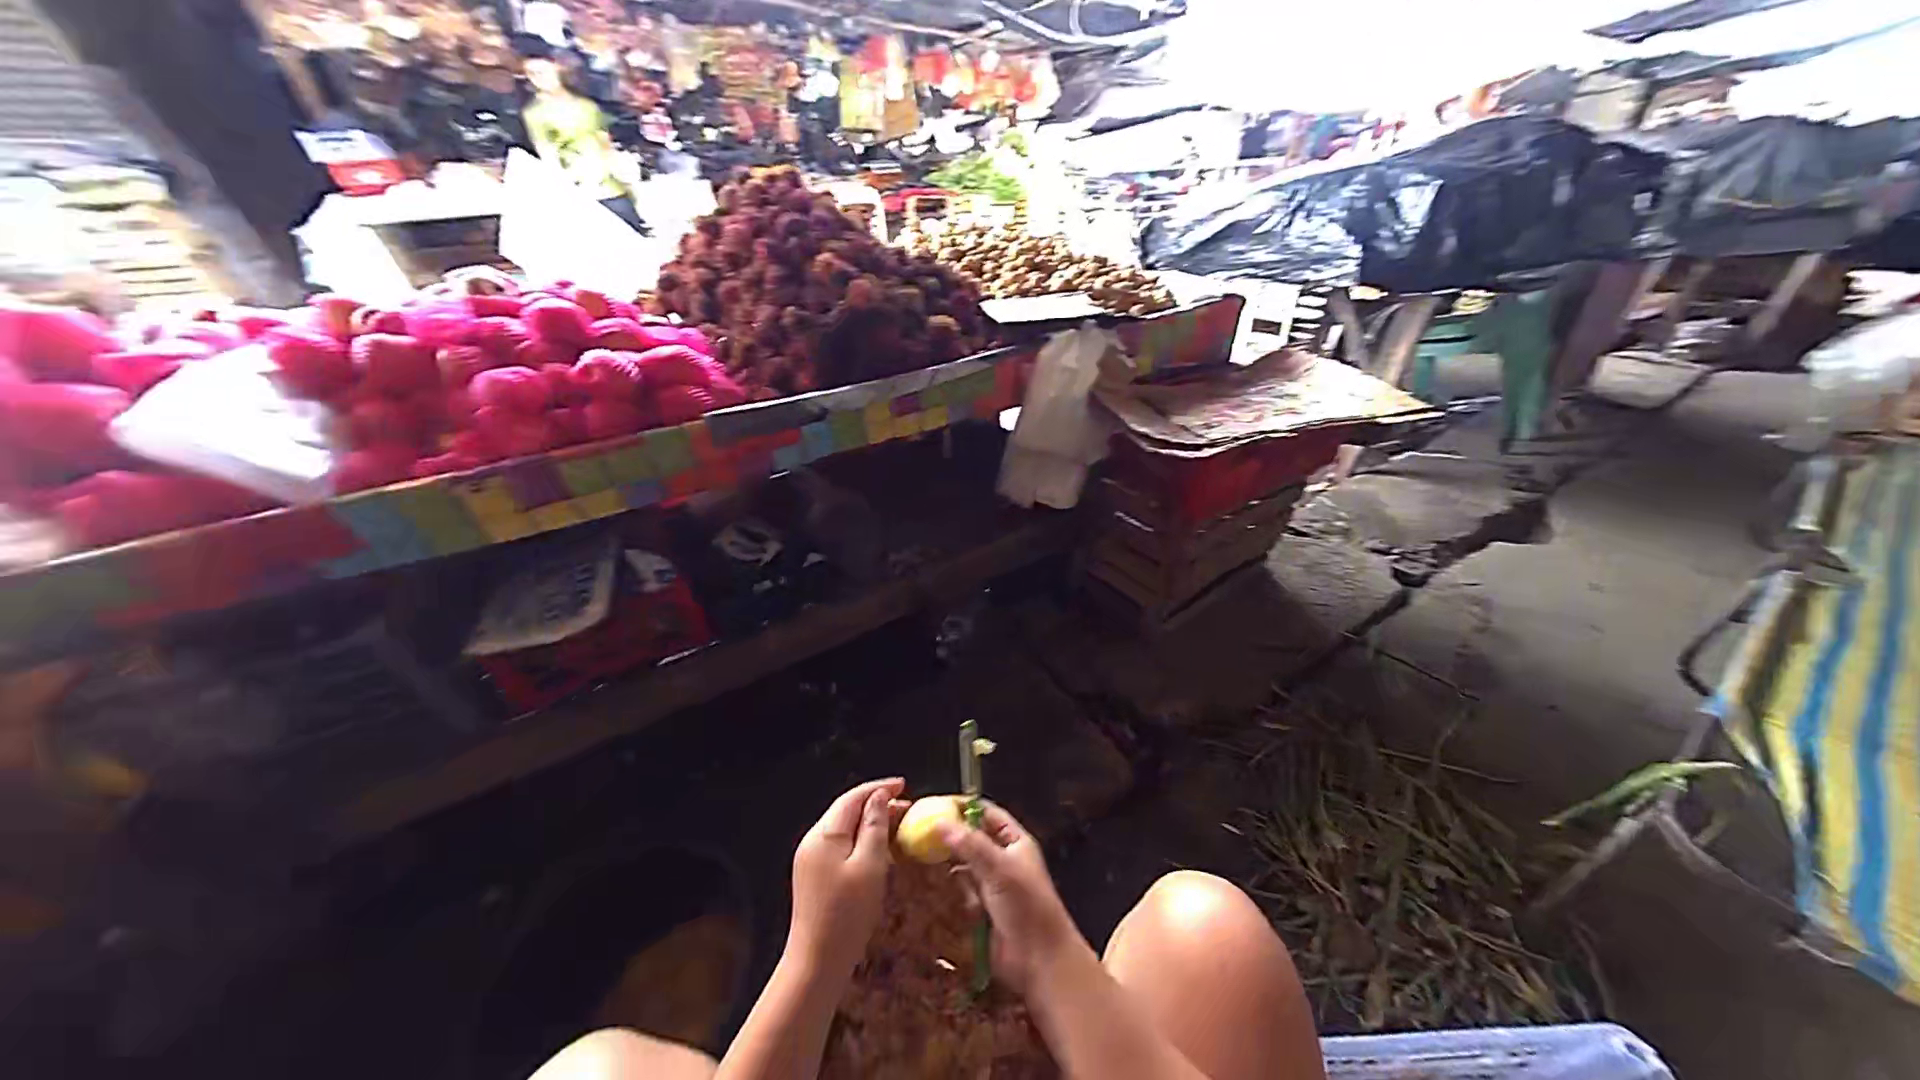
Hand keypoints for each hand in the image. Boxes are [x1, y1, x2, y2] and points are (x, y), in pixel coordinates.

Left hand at [787, 777, 904, 974]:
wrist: (816, 963)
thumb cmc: (846, 915)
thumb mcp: (869, 866)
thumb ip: (874, 827)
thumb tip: (879, 797)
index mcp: (824, 835)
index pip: (853, 797)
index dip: (879, 787)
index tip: (903, 784)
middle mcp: (813, 841)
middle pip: (847, 810)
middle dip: (876, 803)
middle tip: (907, 807)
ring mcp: (811, 859)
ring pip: (844, 827)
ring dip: (870, 822)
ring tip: (897, 824)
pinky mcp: (814, 876)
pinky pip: (840, 845)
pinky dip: (861, 839)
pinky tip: (878, 848)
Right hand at [935, 802, 1090, 995]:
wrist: (1040, 960)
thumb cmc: (1026, 906)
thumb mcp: (1000, 869)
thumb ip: (971, 845)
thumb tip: (940, 822)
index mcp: (1014, 842)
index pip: (987, 814)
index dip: (964, 807)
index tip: (935, 805)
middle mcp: (1002, 859)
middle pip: (972, 839)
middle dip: (950, 835)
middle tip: (918, 830)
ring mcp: (991, 885)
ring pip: (963, 865)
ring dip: (946, 862)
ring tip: (917, 854)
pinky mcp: (980, 909)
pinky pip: (960, 890)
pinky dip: (947, 887)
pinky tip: (928, 883)